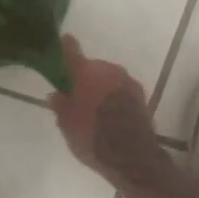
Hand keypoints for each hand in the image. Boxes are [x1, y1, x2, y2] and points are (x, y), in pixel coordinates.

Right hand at [46, 36, 168, 187]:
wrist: (132, 157)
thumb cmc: (92, 136)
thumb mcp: (67, 124)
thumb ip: (60, 106)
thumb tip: (56, 95)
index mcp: (86, 72)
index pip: (72, 52)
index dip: (67, 46)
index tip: (64, 39)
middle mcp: (109, 71)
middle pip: (93, 67)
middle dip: (85, 76)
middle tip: (75, 93)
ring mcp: (129, 84)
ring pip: (109, 79)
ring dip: (101, 87)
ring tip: (93, 107)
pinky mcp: (142, 98)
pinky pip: (121, 92)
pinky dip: (114, 98)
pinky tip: (109, 114)